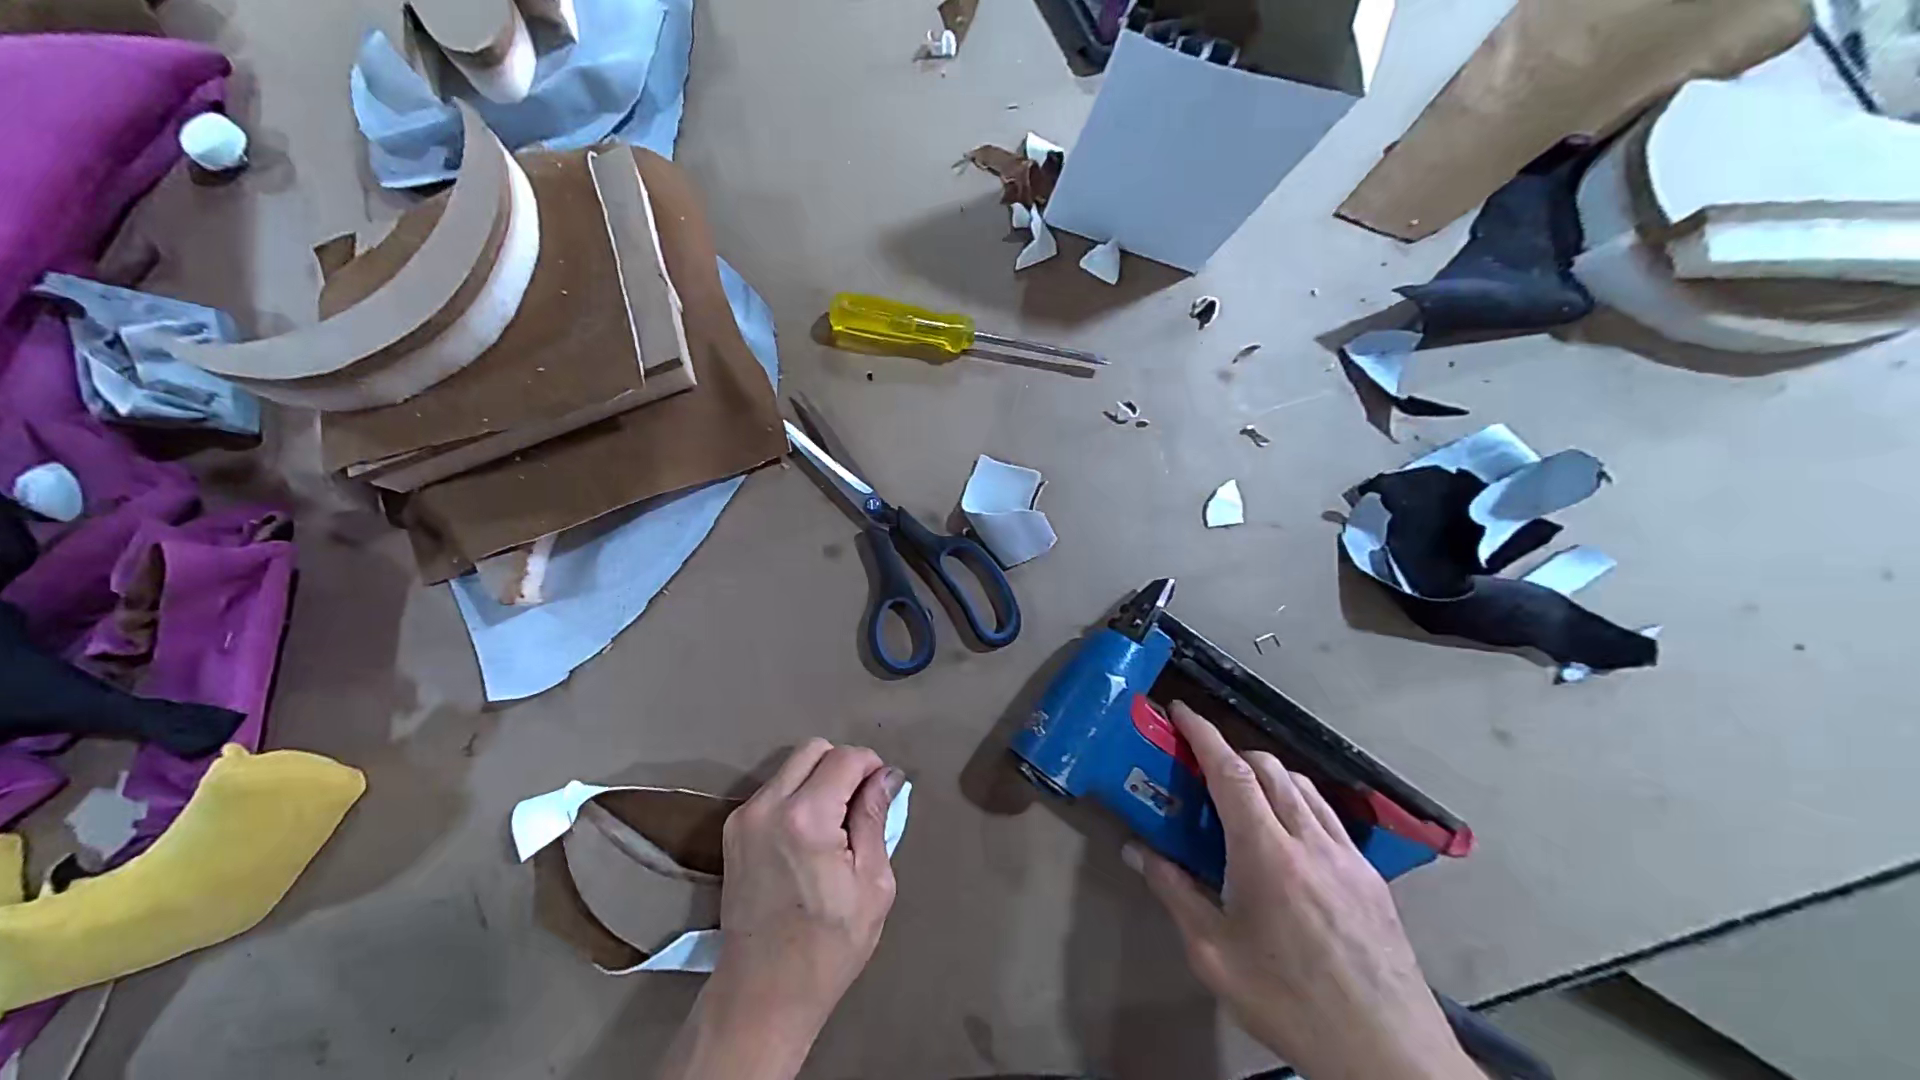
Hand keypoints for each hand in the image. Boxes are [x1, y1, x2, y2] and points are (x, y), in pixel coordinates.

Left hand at [716, 738, 902, 1021]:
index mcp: (806, 818)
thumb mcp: (872, 884)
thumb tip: (887, 775)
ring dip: (819, 780)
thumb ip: (876, 818)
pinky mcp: (733, 830)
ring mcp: (744, 816)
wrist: (762, 993)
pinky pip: (774, 789)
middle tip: (860, 806)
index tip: (882, 794)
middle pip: (814, 749)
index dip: (872, 768)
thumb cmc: (828, 946)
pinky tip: (809, 837)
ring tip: (835, 825)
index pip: (845, 758)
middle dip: (843, 766)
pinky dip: (798, 796)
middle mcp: (768, 806)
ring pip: (792, 766)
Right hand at [1132, 703, 1479, 1079]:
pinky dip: (1298, 800)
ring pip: (1302, 785)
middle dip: (1232, 752)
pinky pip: (1328, 814)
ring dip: (1267, 774)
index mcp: (1266, 854)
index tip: (1181, 711)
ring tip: (1242, 797)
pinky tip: (1288, 834)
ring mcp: (1347, 855)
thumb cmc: (1289, 1002)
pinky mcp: (1371, 874)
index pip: (1231, 772)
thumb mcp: (1215, 955)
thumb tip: (1137, 851)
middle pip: (1269, 767)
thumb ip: (1175, 893)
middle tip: (1203, 768)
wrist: (1389, 1053)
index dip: (1203, 734)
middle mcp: (1310, 840)